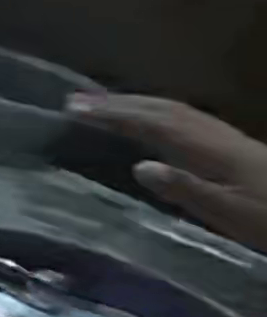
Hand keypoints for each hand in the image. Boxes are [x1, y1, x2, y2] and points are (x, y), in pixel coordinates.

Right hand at [70, 93, 266, 251]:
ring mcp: (237, 143)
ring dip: (138, 103)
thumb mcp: (237, 218)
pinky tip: (154, 117)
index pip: (154, 125)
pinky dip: (162, 111)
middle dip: (119, 103)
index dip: (111, 114)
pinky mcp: (245, 150)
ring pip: (182, 112)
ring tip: (104, 101)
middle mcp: (223, 140)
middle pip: (167, 112)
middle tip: (75, 99)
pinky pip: (193, 119)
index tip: (70, 107)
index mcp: (216, 154)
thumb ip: (188, 191)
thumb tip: (140, 166)